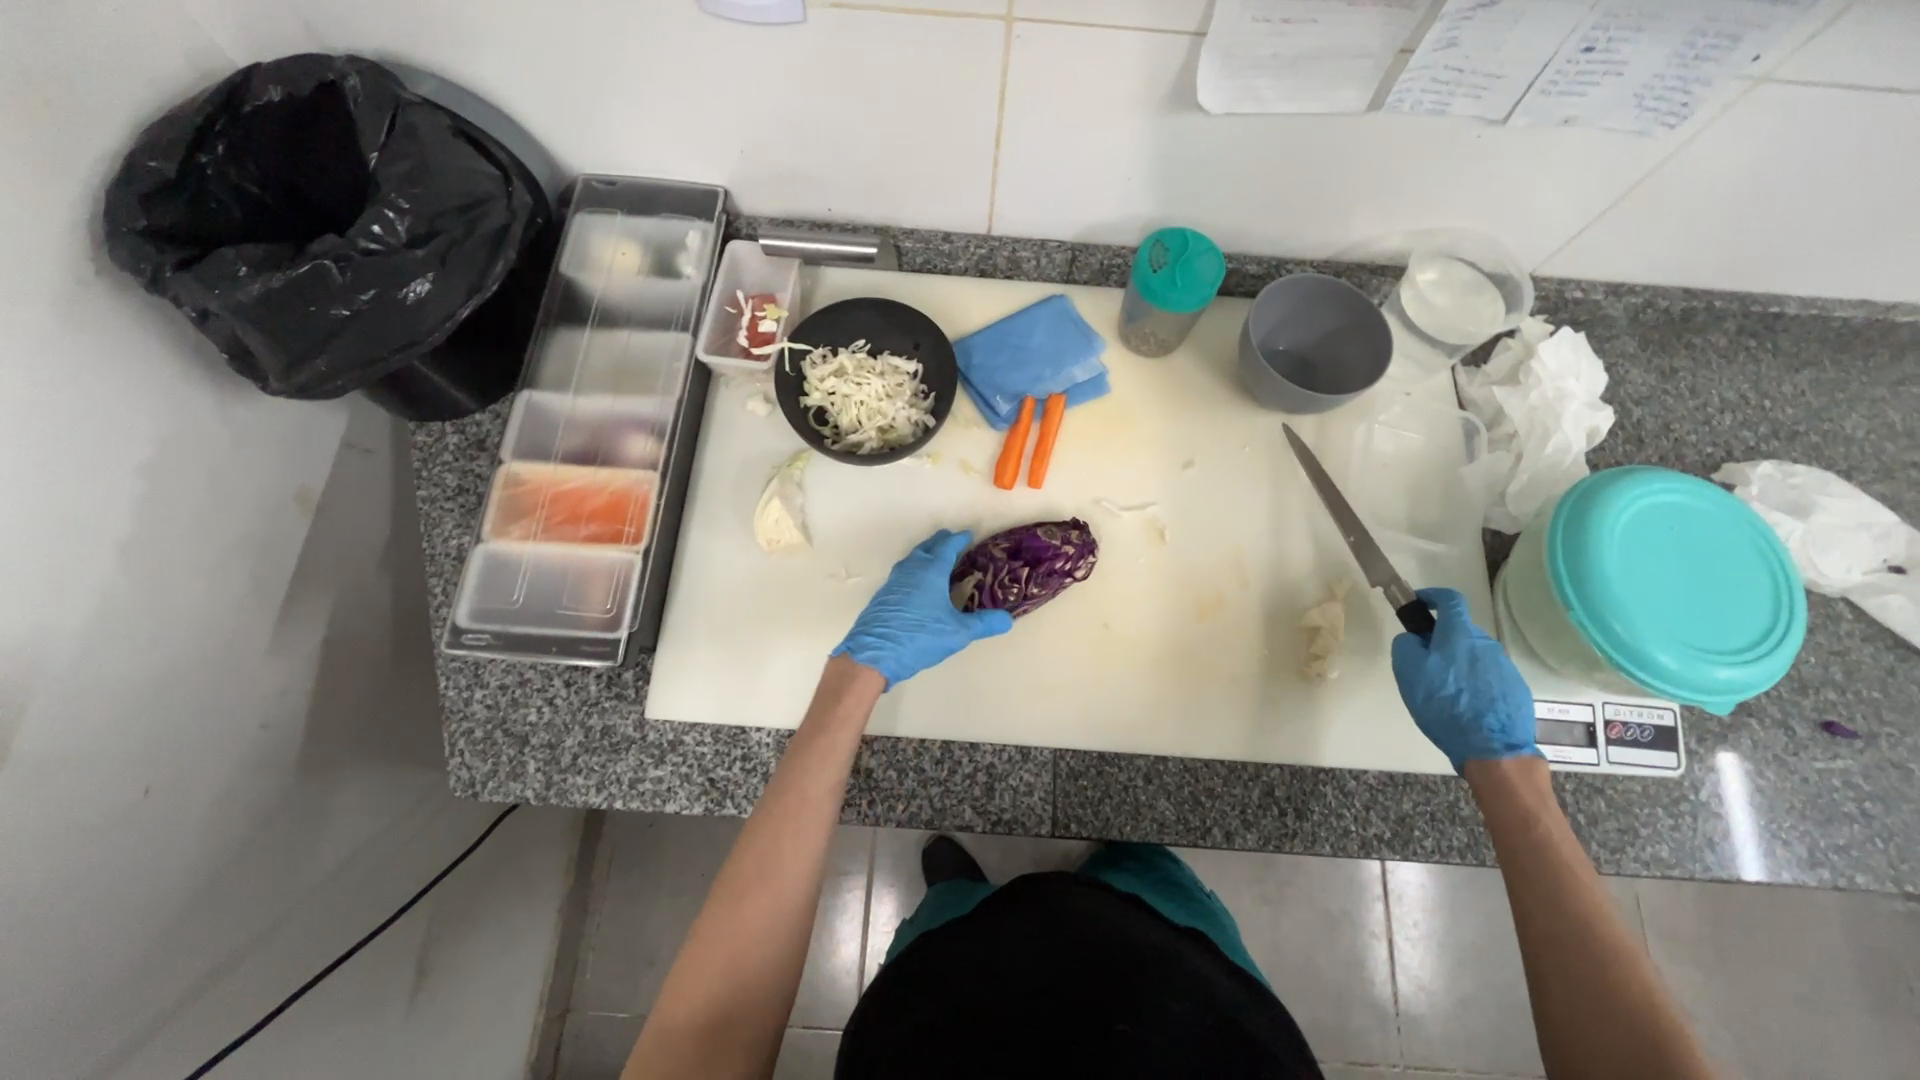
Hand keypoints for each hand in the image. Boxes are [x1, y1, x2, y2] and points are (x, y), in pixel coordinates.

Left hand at [832, 530, 1013, 687]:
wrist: (874, 655)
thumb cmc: (920, 636)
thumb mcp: (958, 632)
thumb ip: (983, 624)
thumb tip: (1007, 620)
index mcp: (930, 571)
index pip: (946, 547)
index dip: (958, 540)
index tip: (967, 535)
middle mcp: (910, 570)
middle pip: (926, 548)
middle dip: (939, 542)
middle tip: (951, 540)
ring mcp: (893, 583)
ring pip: (912, 560)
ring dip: (924, 555)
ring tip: (934, 559)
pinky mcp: (883, 597)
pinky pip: (902, 575)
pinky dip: (913, 571)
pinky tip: (916, 585)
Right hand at [1390, 587, 1539, 773]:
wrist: (1493, 748)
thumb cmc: (1444, 705)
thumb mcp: (1408, 673)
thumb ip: (1406, 646)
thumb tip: (1414, 639)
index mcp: (1459, 635)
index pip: (1450, 599)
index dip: (1433, 595)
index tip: (1418, 603)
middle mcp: (1485, 645)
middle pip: (1459, 633)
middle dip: (1440, 642)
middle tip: (1423, 666)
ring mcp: (1504, 667)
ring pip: (1473, 657)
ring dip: (1456, 666)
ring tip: (1443, 695)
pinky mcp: (1515, 689)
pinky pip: (1487, 677)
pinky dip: (1472, 684)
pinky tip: (1464, 708)